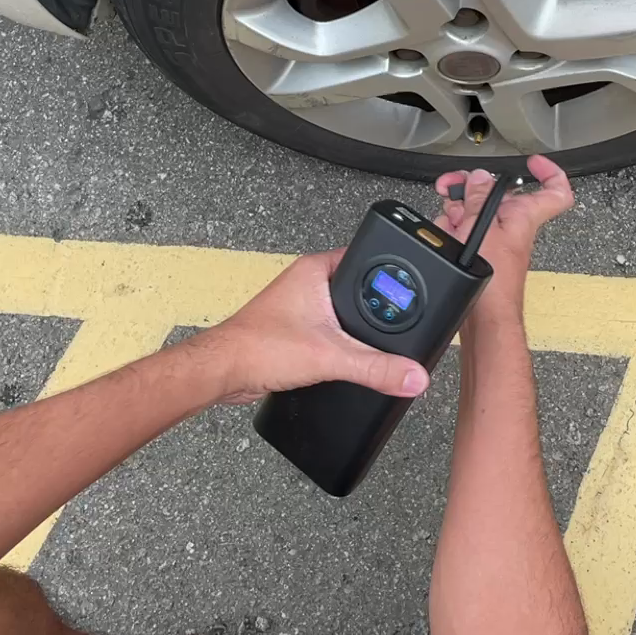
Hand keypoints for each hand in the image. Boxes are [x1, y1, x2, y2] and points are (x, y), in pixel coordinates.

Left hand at [190, 250, 430, 404]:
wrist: (222, 372)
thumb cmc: (258, 348)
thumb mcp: (330, 357)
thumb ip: (376, 368)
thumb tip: (413, 375)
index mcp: (315, 269)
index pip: (366, 259)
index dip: (390, 275)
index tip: (413, 291)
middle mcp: (307, 281)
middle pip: (358, 288)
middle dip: (377, 308)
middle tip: (398, 323)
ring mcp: (300, 304)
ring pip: (343, 310)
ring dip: (358, 328)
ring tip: (375, 342)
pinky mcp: (296, 327)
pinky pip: (330, 329)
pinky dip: (342, 342)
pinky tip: (351, 356)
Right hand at [433, 154, 575, 313]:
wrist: (483, 317)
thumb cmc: (494, 282)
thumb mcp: (483, 229)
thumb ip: (480, 198)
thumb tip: (478, 178)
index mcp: (524, 217)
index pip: (555, 191)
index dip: (548, 172)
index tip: (532, 162)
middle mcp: (512, 227)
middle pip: (495, 195)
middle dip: (471, 188)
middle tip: (455, 185)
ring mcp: (494, 239)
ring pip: (475, 211)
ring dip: (456, 211)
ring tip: (449, 219)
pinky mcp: (478, 252)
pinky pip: (463, 230)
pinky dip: (451, 229)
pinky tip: (445, 234)